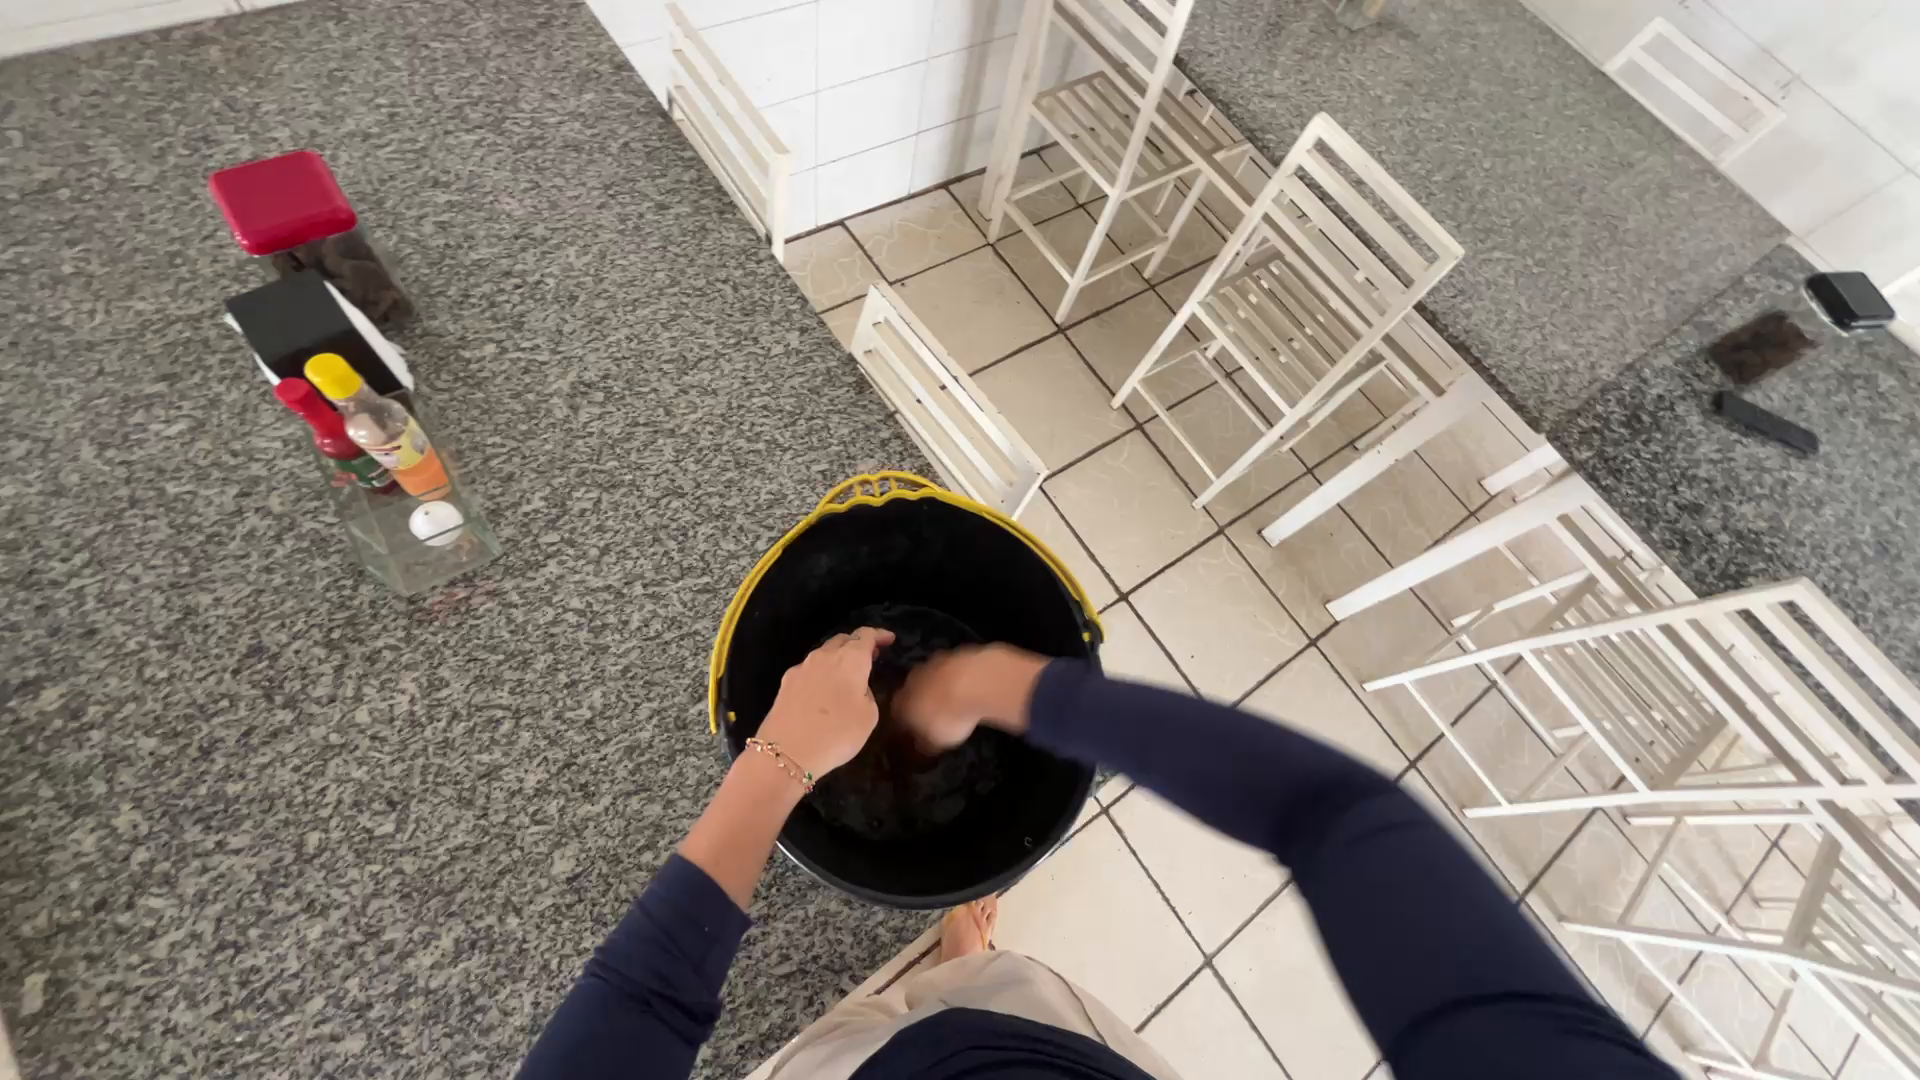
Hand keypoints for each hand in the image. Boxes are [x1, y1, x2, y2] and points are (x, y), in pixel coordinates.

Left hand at [755, 627, 895, 778]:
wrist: (786, 752)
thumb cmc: (836, 733)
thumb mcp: (869, 716)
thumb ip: (868, 694)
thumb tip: (856, 687)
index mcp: (850, 659)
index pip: (866, 635)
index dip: (879, 635)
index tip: (890, 639)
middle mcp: (824, 656)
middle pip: (843, 640)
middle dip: (858, 644)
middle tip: (871, 656)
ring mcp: (802, 668)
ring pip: (824, 653)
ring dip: (838, 658)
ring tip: (847, 675)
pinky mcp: (785, 683)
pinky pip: (809, 670)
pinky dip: (821, 673)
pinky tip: (823, 690)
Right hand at [893, 644, 1049, 751]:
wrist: (975, 681)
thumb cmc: (949, 717)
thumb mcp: (935, 741)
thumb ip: (924, 743)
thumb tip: (920, 745)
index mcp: (902, 702)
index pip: (897, 714)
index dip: (906, 723)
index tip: (916, 730)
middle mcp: (912, 680)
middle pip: (913, 691)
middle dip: (922, 701)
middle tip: (936, 714)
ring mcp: (934, 663)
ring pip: (933, 676)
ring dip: (941, 686)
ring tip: (956, 701)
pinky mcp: (956, 653)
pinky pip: (953, 669)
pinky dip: (959, 677)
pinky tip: (970, 687)